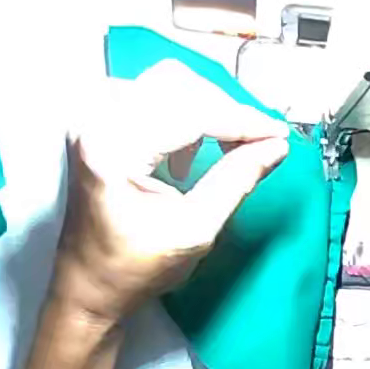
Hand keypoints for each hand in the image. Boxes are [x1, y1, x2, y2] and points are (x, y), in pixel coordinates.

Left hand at [49, 62, 288, 324]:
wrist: (90, 285)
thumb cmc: (138, 267)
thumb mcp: (197, 229)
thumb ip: (237, 181)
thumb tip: (275, 147)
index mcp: (113, 150)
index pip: (189, 114)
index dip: (241, 121)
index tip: (279, 135)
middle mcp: (96, 121)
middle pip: (176, 84)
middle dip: (225, 109)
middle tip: (259, 141)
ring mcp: (93, 118)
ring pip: (166, 84)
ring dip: (207, 109)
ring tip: (231, 146)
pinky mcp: (99, 123)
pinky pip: (152, 95)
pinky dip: (185, 113)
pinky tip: (194, 151)